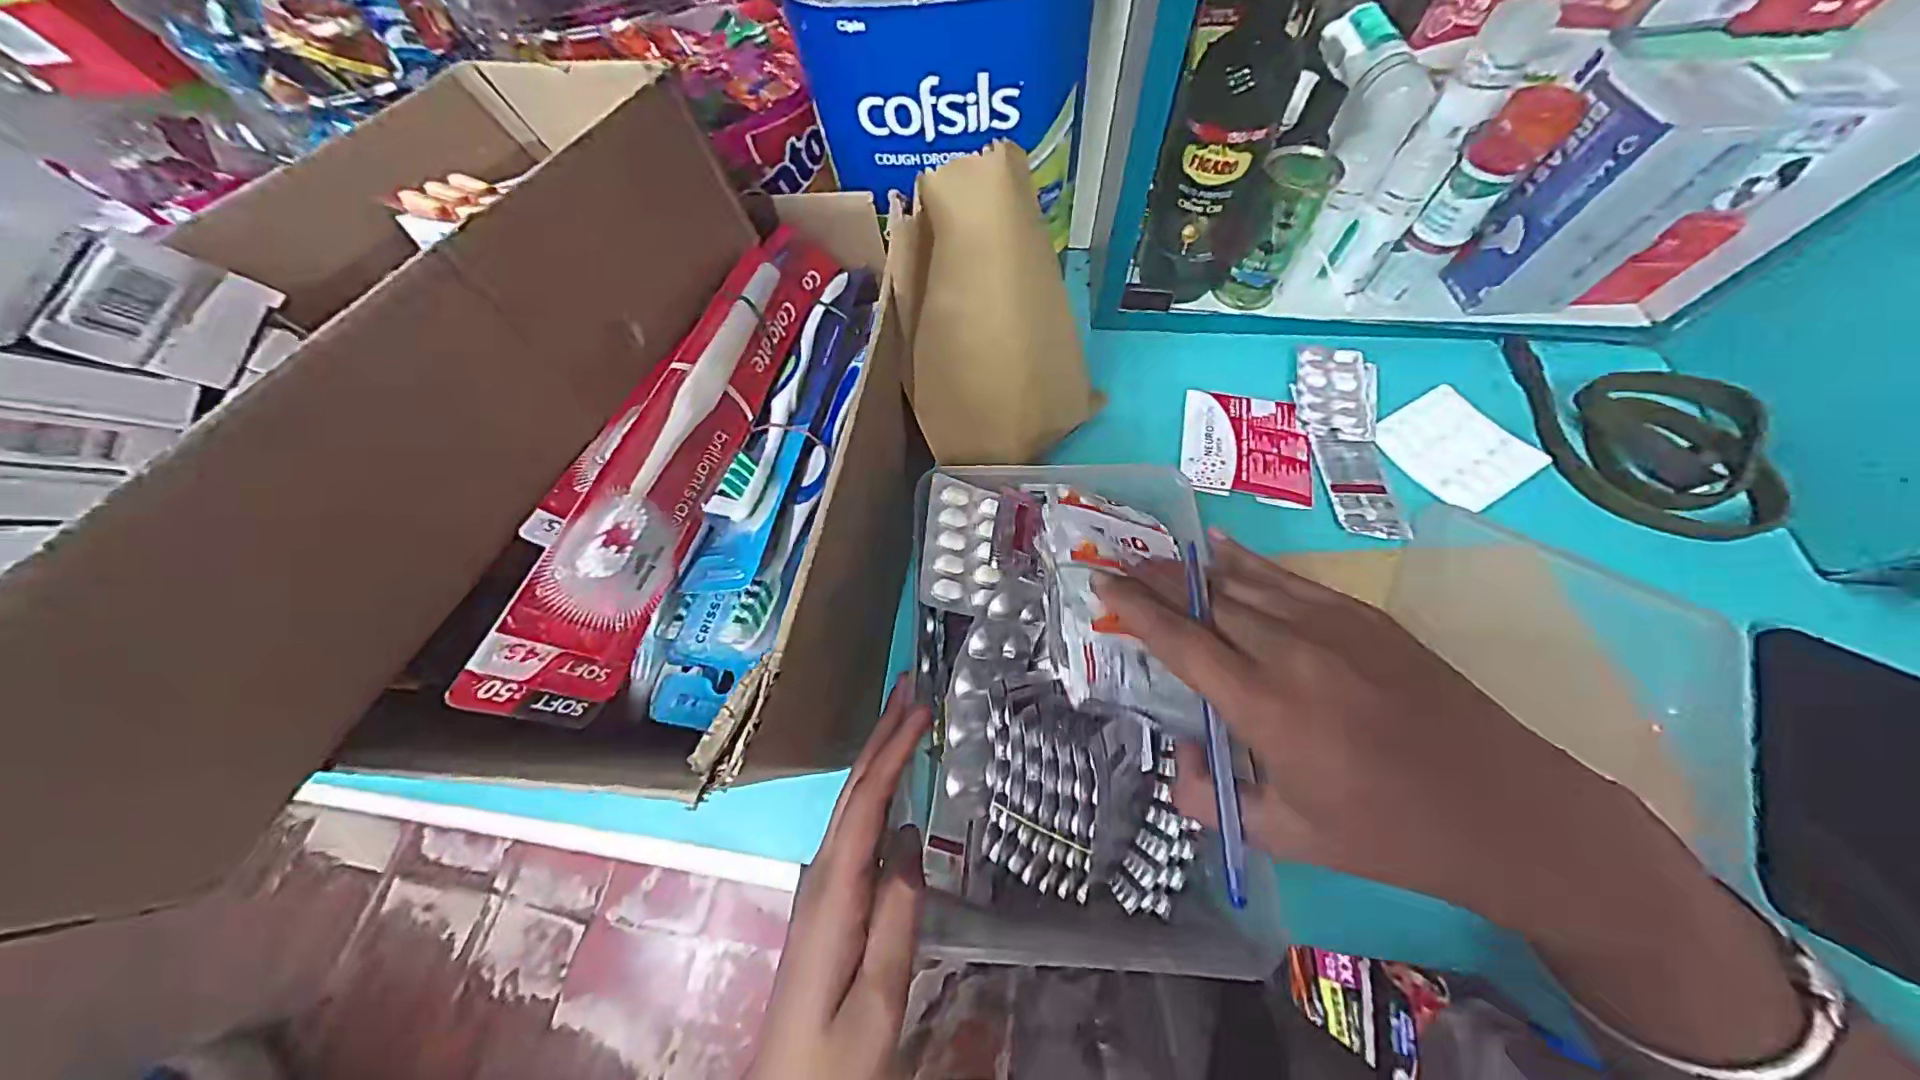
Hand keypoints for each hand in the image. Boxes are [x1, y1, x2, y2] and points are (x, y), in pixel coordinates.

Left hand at [748, 678, 929, 1079]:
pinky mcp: (827, 902)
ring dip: (877, 757)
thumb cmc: (834, 1059)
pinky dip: (874, 792)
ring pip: (851, 805)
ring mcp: (820, 888)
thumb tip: (911, 841)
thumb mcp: (878, 1000)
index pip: (867, 802)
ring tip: (903, 721)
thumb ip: (897, 918)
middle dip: (881, 735)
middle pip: (853, 790)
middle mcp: (821, 877)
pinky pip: (854, 828)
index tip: (921, 709)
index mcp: (834, 892)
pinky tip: (889, 789)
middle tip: (909, 689)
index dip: (894, 750)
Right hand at [1099, 531, 1814, 1065]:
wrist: (1506, 810)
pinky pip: (1288, 579)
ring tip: (1159, 555)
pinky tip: (1225, 551)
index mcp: (1265, 707)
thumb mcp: (1285, 836)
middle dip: (1156, 578)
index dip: (1134, 607)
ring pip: (1244, 580)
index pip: (1180, 641)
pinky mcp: (1364, 617)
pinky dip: (1248, 563)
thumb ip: (1210, 798)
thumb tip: (1179, 755)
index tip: (1102, 582)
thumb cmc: (1386, 832)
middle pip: (1205, 598)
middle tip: (1119, 564)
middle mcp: (1290, 652)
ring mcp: (1332, 625)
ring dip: (1194, 567)